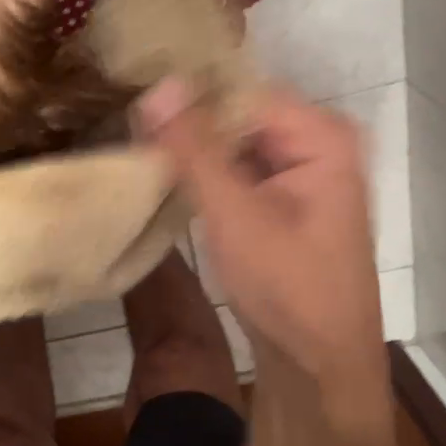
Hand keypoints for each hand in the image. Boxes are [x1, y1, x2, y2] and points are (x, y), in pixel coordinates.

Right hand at [135, 78, 385, 381]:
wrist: (318, 360)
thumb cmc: (288, 287)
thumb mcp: (234, 214)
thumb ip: (194, 150)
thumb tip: (158, 85)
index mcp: (321, 135)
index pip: (239, 89)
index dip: (186, 92)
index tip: (131, 96)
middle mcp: (316, 141)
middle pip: (236, 111)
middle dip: (184, 118)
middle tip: (124, 121)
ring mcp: (300, 169)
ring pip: (231, 139)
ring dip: (188, 145)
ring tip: (133, 141)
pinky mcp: (282, 195)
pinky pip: (235, 165)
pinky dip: (202, 169)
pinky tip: (161, 172)